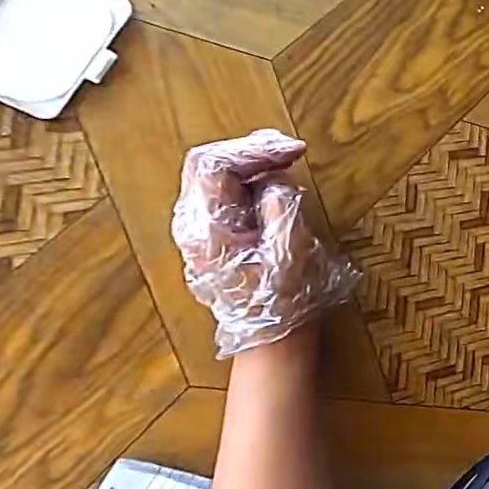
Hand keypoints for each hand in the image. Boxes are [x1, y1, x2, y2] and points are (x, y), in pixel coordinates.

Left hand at [171, 129, 361, 358]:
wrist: (270, 340)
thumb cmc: (281, 300)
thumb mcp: (289, 251)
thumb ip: (281, 206)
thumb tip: (275, 182)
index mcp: (206, 228)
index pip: (216, 165)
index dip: (256, 149)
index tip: (294, 151)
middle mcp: (194, 226)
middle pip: (209, 165)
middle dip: (252, 150)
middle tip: (290, 149)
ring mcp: (202, 231)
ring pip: (216, 178)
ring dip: (252, 163)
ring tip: (286, 161)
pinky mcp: (216, 237)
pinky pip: (226, 195)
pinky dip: (252, 181)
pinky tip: (276, 182)